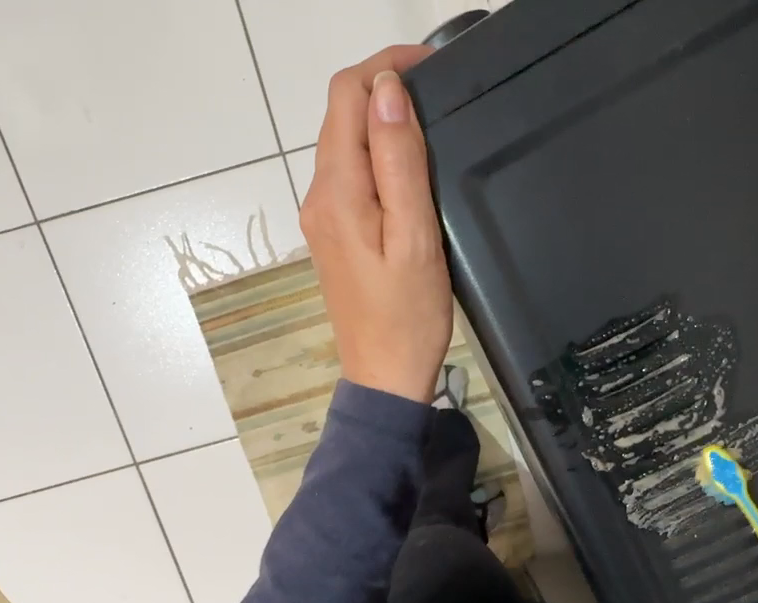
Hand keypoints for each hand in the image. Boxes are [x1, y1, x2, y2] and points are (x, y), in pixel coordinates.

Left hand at [300, 45, 454, 402]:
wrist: (385, 378)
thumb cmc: (409, 316)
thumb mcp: (415, 237)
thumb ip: (398, 163)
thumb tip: (387, 94)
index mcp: (337, 193)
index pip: (347, 97)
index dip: (385, 69)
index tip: (431, 68)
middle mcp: (319, 197)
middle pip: (341, 117)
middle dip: (384, 91)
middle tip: (439, 96)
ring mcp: (322, 219)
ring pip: (345, 145)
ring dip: (381, 125)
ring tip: (430, 131)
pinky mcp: (334, 237)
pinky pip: (350, 177)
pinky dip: (376, 157)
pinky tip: (408, 172)